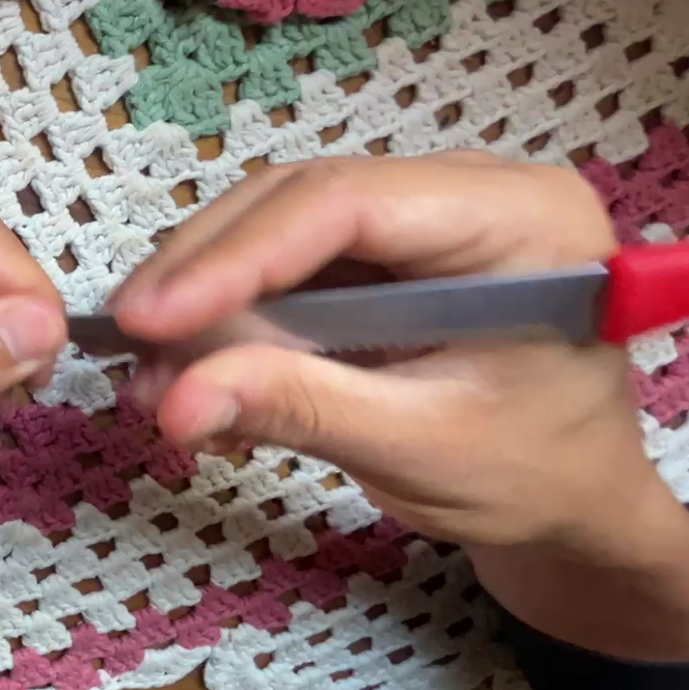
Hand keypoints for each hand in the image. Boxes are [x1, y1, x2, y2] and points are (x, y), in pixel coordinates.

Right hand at [113, 152, 645, 550]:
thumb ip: (296, 407)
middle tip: (126, 340)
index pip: (342, 203)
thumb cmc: (529, 474)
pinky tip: (185, 374)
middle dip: (195, 275)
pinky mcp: (353, 256)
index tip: (147, 320)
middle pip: (283, 204)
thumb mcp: (417, 447)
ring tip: (149, 375)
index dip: (232, 256)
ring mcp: (394, 219)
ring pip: (254, 230)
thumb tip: (169, 400)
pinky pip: (257, 269)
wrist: (562, 497)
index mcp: (512, 218)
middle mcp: (448, 192)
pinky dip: (210, 321)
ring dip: (191, 301)